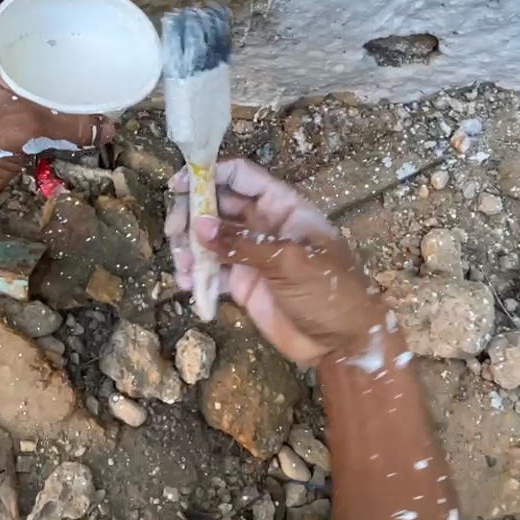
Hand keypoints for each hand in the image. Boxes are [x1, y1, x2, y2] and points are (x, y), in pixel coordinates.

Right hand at [165, 158, 387, 364]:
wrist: (345, 345)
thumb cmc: (332, 293)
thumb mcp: (290, 262)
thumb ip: (243, 244)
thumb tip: (199, 225)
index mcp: (282, 205)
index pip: (240, 176)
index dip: (209, 174)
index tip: (179, 185)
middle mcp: (263, 223)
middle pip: (217, 204)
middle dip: (191, 213)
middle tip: (174, 232)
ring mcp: (251, 252)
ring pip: (209, 236)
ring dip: (189, 246)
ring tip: (182, 265)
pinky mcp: (242, 281)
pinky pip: (211, 269)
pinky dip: (196, 274)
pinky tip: (188, 284)